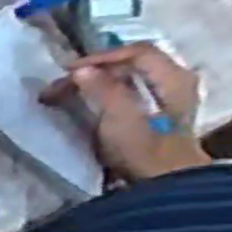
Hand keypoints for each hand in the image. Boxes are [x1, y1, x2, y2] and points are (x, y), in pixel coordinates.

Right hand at [41, 43, 210, 180]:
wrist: (164, 179)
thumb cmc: (143, 149)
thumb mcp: (121, 119)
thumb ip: (103, 91)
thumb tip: (79, 70)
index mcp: (172, 79)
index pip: (137, 52)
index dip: (100, 57)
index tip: (66, 72)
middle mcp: (173, 80)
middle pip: (129, 61)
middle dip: (90, 70)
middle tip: (57, 86)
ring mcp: (165, 94)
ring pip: (123, 74)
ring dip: (89, 81)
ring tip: (60, 95)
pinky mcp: (152, 107)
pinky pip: (123, 87)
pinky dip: (97, 89)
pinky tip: (78, 101)